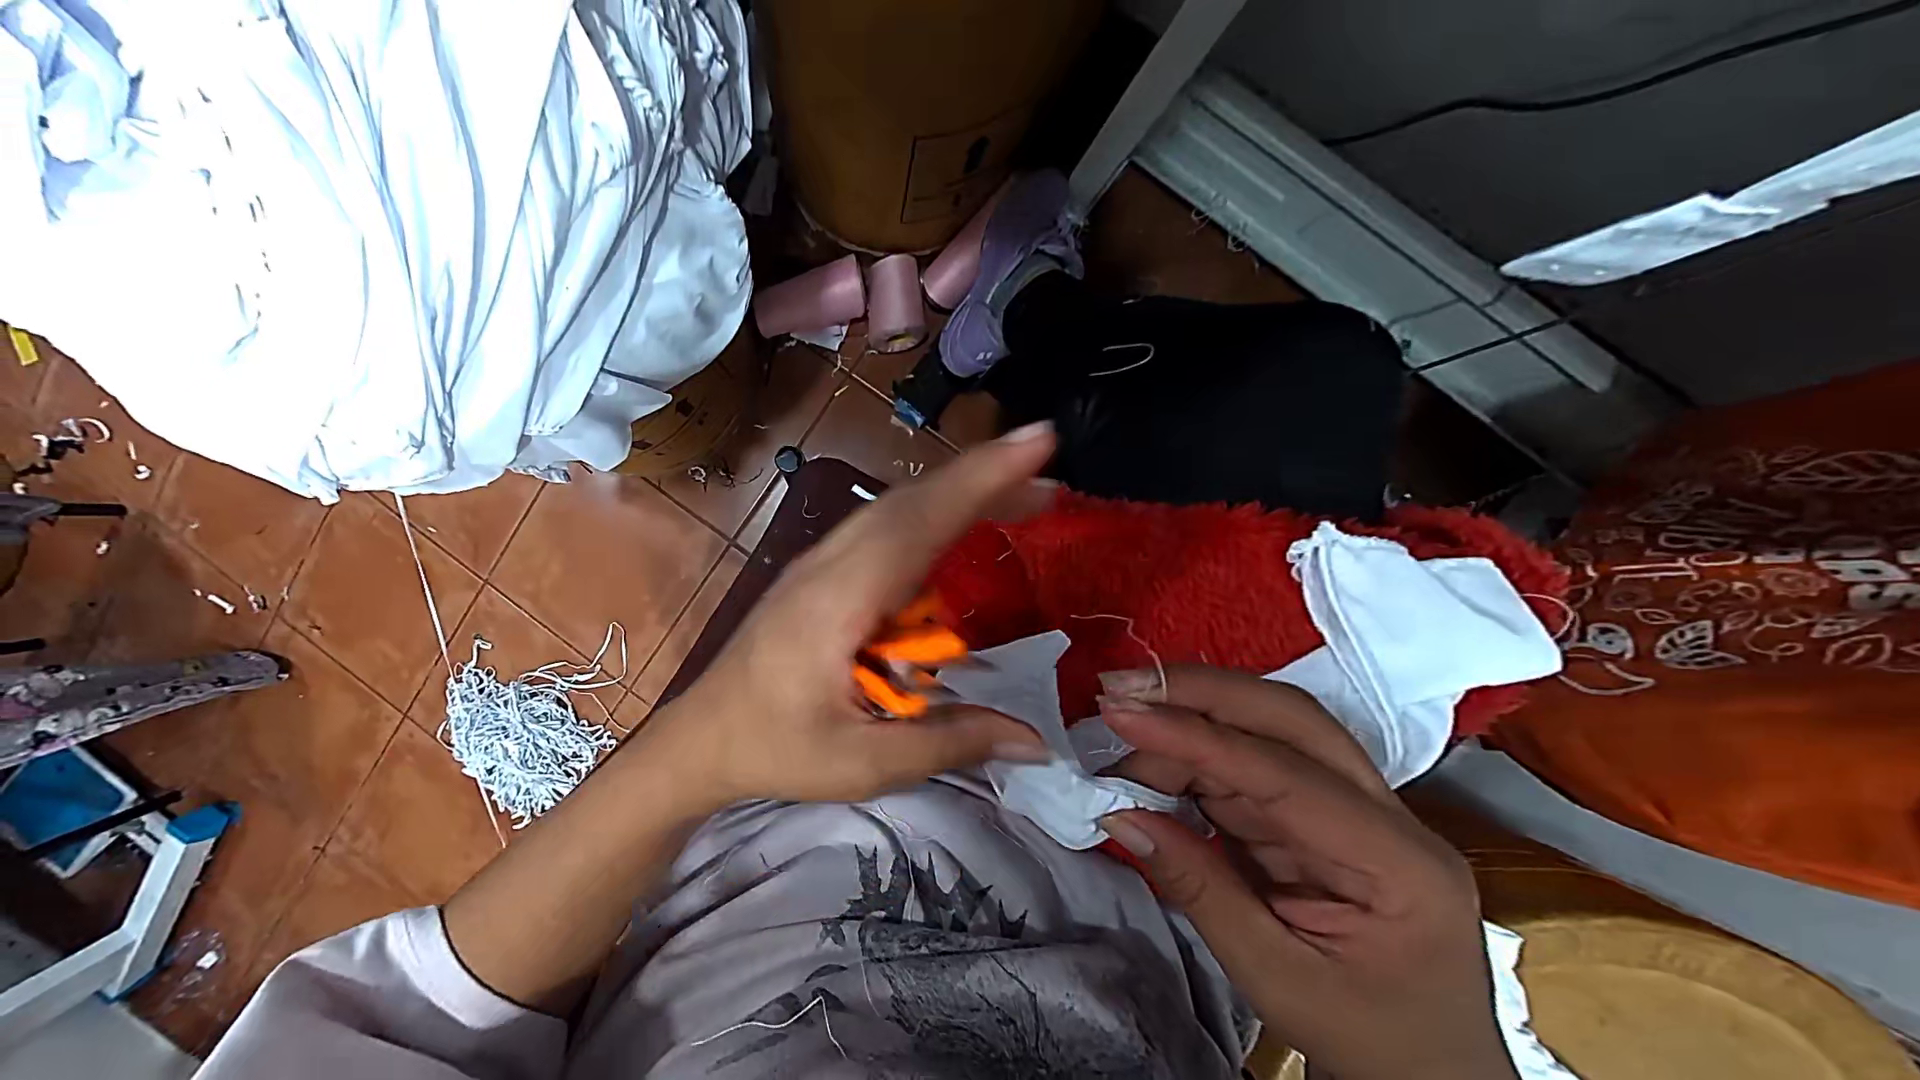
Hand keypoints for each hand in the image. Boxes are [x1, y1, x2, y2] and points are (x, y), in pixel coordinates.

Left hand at [638, 423, 1056, 810]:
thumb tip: (1035, 742)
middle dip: (985, 476)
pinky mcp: (822, 568)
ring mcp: (820, 559)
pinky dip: (932, 509)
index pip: (917, 522)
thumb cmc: (774, 750)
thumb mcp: (862, 764)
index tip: (1037, 442)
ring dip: (960, 489)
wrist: (700, 736)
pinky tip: (960, 523)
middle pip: (911, 500)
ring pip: (897, 505)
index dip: (980, 479)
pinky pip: (884, 523)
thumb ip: (948, 744)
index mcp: (838, 600)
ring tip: (1023, 493)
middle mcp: (829, 563)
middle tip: (1050, 474)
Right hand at [1095, 667, 1516, 1079]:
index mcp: (1399, 861)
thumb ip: (1200, 890)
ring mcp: (1353, 807)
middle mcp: (1384, 814)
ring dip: (1189, 720)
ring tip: (1120, 726)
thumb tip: (1119, 818)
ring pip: (1267, 732)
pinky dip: (1193, 757)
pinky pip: (1250, 768)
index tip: (1123, 714)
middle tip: (1121, 687)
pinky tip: (1149, 758)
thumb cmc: (1370, 1042)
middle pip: (1290, 721)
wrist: (1431, 1077)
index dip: (1197, 737)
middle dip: (1201, 693)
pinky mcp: (1317, 815)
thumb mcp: (1279, 981)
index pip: (1286, 774)